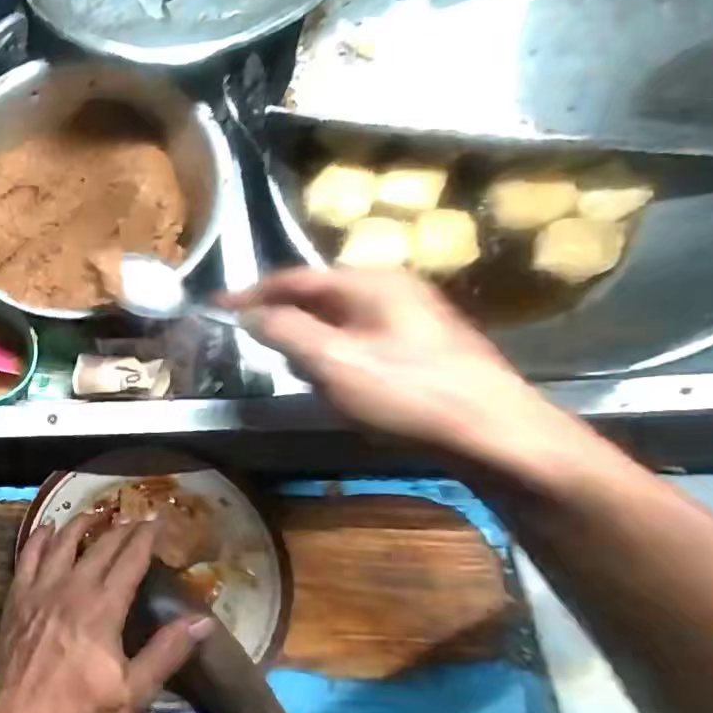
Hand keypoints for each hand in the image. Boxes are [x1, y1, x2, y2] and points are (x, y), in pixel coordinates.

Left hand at [0, 514, 210, 712]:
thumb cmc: (82, 708)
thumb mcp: (134, 688)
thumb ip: (168, 650)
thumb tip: (204, 620)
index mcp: (103, 607)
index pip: (130, 560)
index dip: (145, 538)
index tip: (157, 523)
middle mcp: (72, 587)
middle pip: (100, 547)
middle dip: (120, 529)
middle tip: (134, 519)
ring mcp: (40, 588)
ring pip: (62, 543)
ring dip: (80, 525)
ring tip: (94, 514)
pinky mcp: (17, 596)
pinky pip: (27, 555)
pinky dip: (38, 537)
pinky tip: (47, 527)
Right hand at [221, 267, 595, 478]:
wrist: (496, 434)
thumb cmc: (407, 393)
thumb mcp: (332, 361)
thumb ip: (284, 330)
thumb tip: (250, 313)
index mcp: (370, 283)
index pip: (294, 278)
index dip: (250, 293)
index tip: (217, 307)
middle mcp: (392, 290)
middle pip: (317, 298)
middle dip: (282, 320)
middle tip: (254, 344)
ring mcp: (411, 318)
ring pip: (337, 322)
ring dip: (309, 344)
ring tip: (295, 373)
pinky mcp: (422, 348)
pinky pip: (359, 342)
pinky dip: (335, 358)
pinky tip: (337, 388)